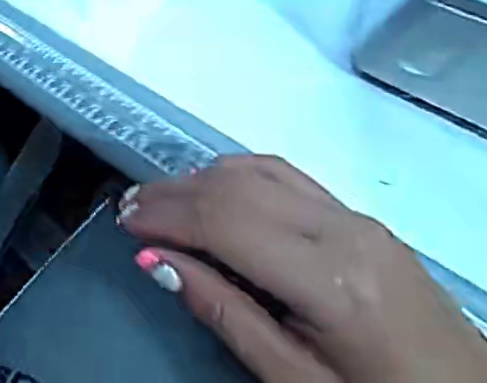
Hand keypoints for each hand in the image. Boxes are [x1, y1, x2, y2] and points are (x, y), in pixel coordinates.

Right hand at [120, 156, 486, 382]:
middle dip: (173, 193)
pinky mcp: (364, 219)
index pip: (224, 220)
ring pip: (257, 171)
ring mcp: (358, 218)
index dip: (164, 214)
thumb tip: (154, 259)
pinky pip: (286, 176)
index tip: (121, 221)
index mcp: (331, 281)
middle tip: (129, 209)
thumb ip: (226, 314)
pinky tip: (216, 191)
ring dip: (200, 179)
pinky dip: (238, 174)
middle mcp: (343, 230)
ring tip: (163, 202)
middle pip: (234, 187)